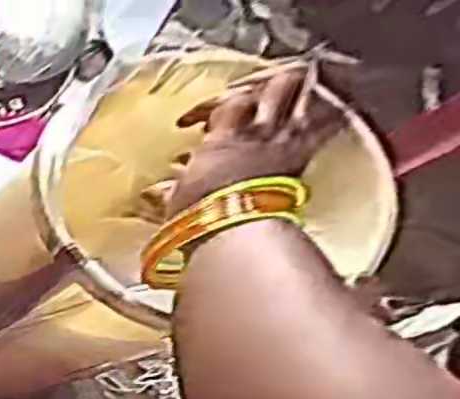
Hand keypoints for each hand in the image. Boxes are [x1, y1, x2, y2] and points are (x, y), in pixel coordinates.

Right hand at [167, 62, 345, 214]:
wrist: (235, 229)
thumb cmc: (199, 216)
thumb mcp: (175, 199)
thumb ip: (172, 186)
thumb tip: (159, 189)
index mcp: (225, 139)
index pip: (227, 101)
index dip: (208, 108)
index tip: (189, 124)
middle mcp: (263, 130)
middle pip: (280, 82)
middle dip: (262, 85)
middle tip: (244, 98)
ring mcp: (292, 137)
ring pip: (308, 92)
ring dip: (293, 95)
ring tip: (274, 106)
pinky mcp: (311, 151)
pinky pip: (326, 120)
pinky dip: (316, 117)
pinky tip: (300, 124)